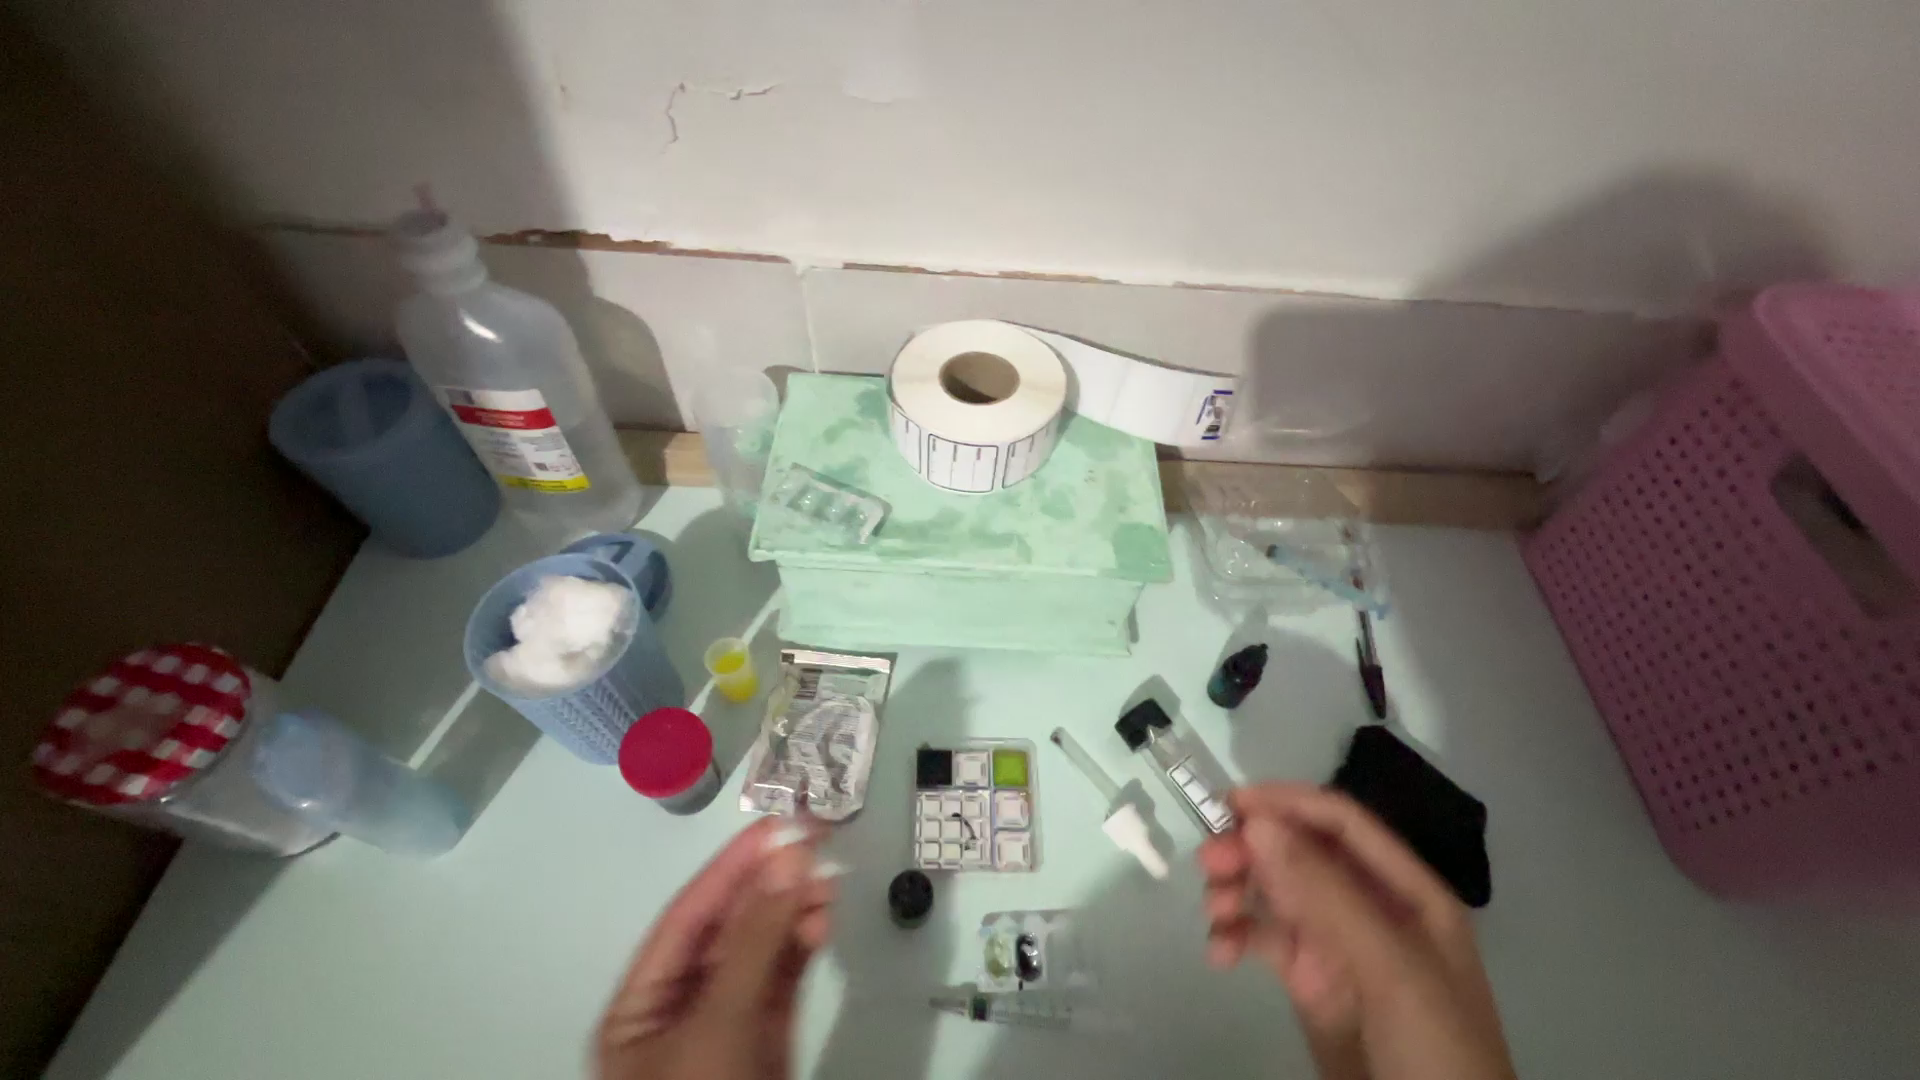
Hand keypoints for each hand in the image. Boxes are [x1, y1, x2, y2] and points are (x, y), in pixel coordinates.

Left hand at [597, 819, 835, 1079]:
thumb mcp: (719, 1026)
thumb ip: (755, 940)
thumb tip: (789, 858)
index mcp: (640, 1005)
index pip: (687, 916)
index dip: (731, 867)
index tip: (776, 825)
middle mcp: (680, 1006)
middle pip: (727, 927)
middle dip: (768, 883)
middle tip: (813, 838)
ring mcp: (726, 1024)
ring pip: (760, 949)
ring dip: (792, 910)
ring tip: (827, 878)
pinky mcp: (765, 1041)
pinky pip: (783, 979)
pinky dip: (803, 946)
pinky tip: (823, 917)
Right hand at [1198, 784, 1515, 1079]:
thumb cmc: (1435, 1050)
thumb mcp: (1390, 968)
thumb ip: (1325, 893)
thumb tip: (1256, 822)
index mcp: (1405, 891)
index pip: (1342, 824)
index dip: (1287, 803)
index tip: (1230, 803)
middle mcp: (1368, 906)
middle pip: (1298, 852)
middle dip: (1251, 850)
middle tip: (1208, 863)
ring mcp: (1336, 944)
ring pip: (1273, 890)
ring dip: (1237, 889)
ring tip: (1212, 912)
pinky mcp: (1308, 979)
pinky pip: (1263, 938)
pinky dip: (1235, 935)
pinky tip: (1219, 953)